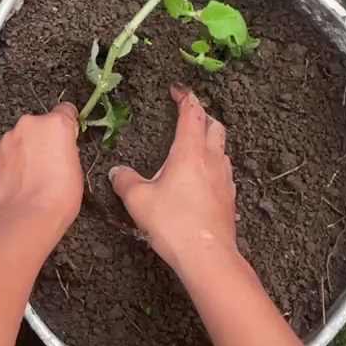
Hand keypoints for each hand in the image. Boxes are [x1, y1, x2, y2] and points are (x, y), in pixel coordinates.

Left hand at [0, 103, 83, 236]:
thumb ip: (67, 149)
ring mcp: (9, 137)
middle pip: (40, 125)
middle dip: (44, 139)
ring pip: (21, 137)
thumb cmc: (58, 197)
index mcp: (56, 124)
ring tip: (30, 174)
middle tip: (49, 162)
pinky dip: (11, 160)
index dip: (68, 124)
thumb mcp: (77, 169)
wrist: (27, 217)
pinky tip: (17, 179)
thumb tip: (61, 149)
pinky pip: (7, 151)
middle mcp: (30, 124)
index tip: (68, 134)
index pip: (66, 110)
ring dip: (26, 149)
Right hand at [109, 87, 236, 271]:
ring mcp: (224, 179)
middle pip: (214, 126)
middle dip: (202, 115)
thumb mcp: (137, 199)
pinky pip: (224, 172)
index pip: (191, 113)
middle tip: (188, 114)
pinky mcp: (229, 198)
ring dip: (211, 139)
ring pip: (222, 148)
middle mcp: (211, 159)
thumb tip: (116, 172)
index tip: (176, 90)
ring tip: (196, 143)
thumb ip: (125, 181)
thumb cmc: (173, 222)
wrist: (207, 255)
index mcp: (190, 151)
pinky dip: (214, 164)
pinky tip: (204, 176)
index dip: (185, 98)